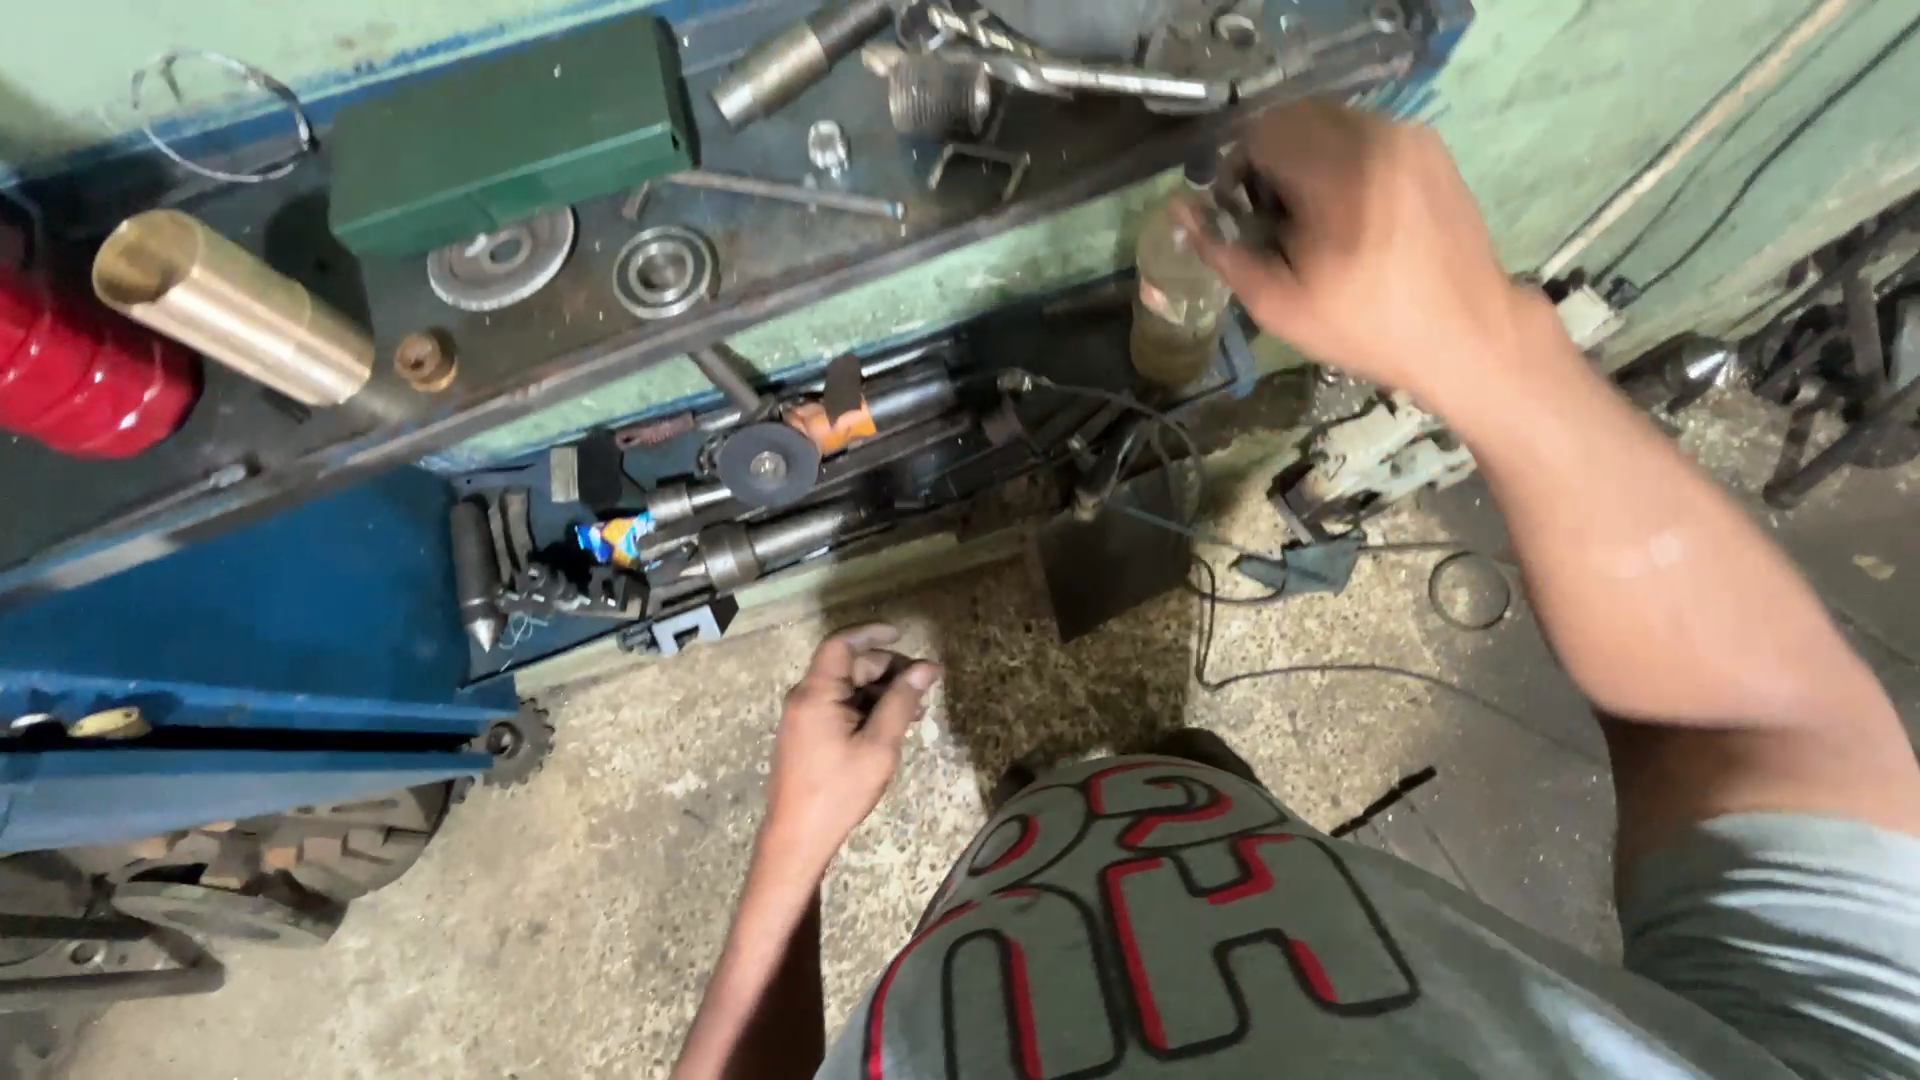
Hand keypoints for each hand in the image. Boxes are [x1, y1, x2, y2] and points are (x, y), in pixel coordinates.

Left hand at [761, 625, 941, 865]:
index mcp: (816, 693)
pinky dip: (866, 709)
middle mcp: (805, 697)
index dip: (871, 633)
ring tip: (916, 711)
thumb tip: (927, 668)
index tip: (902, 635)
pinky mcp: (807, 734)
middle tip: (924, 687)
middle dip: (888, 670)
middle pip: (849, 666)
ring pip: (847, 688)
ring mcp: (803, 716)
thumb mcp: (878, 746)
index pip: (842, 645)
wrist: (797, 838)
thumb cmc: (839, 791)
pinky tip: (893, 726)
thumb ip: (901, 702)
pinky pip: (839, 707)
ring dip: (881, 692)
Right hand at [1180, 101, 1542, 403]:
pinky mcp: (1427, 147)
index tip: (1236, 213)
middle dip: (1265, 161)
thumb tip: (1180, 212)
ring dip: (1299, 160)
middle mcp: (1376, 138)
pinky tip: (1341, 213)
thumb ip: (1222, 251)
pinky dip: (1335, 161)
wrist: (1464, 332)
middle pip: (1291, 119)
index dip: (1233, 170)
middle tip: (1266, 217)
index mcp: (1337, 175)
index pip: (1259, 134)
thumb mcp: (1278, 304)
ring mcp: (1408, 136)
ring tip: (1305, 218)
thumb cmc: (1363, 327)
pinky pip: (1361, 134)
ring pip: (1326, 123)